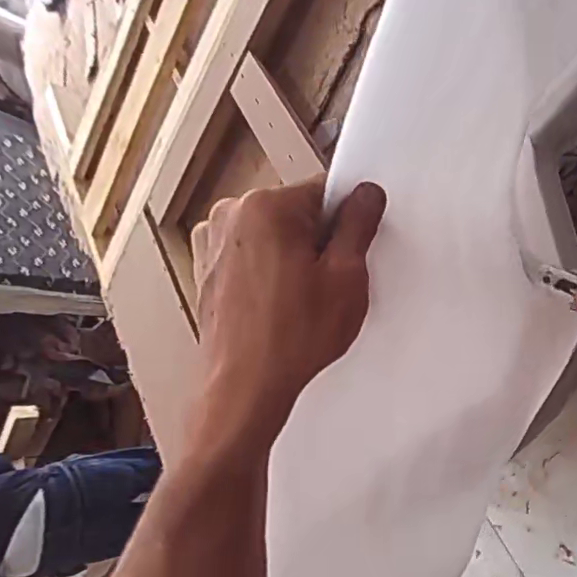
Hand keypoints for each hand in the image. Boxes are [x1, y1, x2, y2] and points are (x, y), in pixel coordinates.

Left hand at [191, 179, 385, 420]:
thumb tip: (367, 195)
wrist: (245, 385)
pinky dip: (273, 274)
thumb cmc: (289, 339)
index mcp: (266, 207)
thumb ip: (358, 225)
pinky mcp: (209, 268)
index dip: (348, 223)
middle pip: (298, 212)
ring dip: (296, 260)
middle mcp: (231, 216)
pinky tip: (284, 306)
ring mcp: (215, 242)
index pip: (325, 190)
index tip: (353, 250)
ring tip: (305, 301)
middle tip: (330, 284)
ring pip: (277, 236)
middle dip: (320, 242)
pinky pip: (256, 256)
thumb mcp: (346, 277)